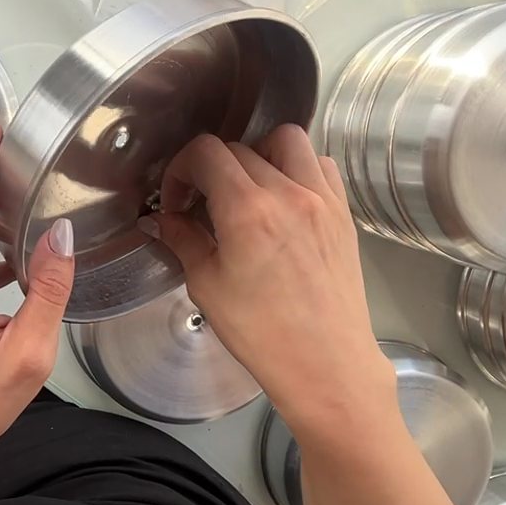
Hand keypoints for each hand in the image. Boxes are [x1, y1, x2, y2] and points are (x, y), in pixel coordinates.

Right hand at [149, 125, 392, 428]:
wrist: (325, 364)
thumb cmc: (264, 333)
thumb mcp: (206, 285)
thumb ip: (182, 240)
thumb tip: (163, 219)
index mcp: (248, 211)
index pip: (205, 153)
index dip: (180, 170)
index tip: (176, 200)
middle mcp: (289, 195)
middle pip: (238, 147)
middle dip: (209, 169)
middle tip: (199, 202)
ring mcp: (322, 201)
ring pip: (286, 140)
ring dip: (257, 153)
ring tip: (244, 188)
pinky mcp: (342, 214)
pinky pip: (320, 165)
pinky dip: (296, 168)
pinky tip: (281, 198)